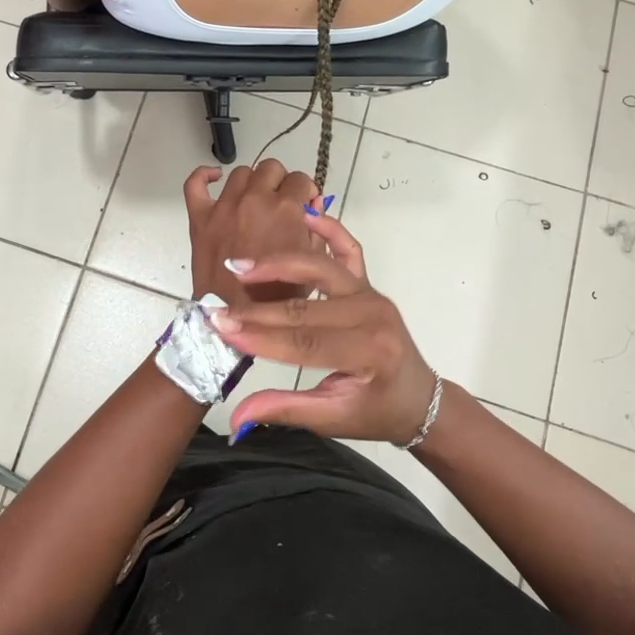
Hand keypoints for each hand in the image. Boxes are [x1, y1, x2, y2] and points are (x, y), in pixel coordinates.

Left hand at [184, 161, 318, 307]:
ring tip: (254, 201)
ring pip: (241, 173)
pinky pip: (195, 184)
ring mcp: (224, 205)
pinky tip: (214, 178)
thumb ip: (316, 231)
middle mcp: (255, 199)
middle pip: (271, 169)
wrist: (237, 316)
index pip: (301, 180)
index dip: (306, 191)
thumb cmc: (278, 296)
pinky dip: (204, 176)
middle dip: (280, 182)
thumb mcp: (311, 264)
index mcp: (286, 209)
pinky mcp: (200, 217)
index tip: (305, 204)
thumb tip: (313, 206)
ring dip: (252, 182)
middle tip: (281, 203)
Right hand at [211, 212, 439, 445]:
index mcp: (368, 353)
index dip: (259, 337)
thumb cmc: (375, 412)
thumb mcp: (332, 418)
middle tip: (216, 308)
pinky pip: (349, 250)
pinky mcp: (369, 283)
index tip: (221, 329)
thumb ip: (285, 410)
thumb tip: (236, 419)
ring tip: (240, 266)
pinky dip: (328, 230)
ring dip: (278, 265)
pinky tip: (302, 216)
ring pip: (319, 270)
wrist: (418, 399)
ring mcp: (372, 294)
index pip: (303, 342)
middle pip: (304, 308)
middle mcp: (373, 316)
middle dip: (256, 309)